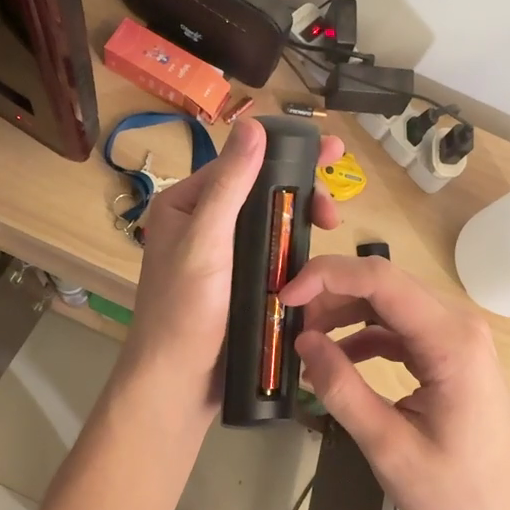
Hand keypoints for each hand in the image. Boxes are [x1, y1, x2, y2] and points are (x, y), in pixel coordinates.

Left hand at [127, 118, 341, 397]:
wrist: (176, 385)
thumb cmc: (184, 311)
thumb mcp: (205, 242)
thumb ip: (229, 186)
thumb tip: (252, 124)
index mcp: (183, 207)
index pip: (239, 166)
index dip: (285, 158)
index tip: (331, 153)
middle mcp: (199, 227)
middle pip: (258, 195)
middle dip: (299, 194)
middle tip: (333, 214)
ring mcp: (219, 260)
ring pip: (268, 228)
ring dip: (300, 226)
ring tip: (331, 235)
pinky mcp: (236, 288)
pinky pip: (271, 260)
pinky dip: (295, 255)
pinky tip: (318, 262)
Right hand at [280, 255, 509, 509]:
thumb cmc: (456, 491)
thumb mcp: (389, 447)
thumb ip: (342, 390)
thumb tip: (303, 342)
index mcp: (450, 341)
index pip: (381, 280)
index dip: (327, 277)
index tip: (284, 298)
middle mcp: (458, 325)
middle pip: (384, 284)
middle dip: (329, 295)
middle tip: (285, 325)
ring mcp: (456, 338)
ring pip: (388, 303)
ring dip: (343, 315)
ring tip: (304, 345)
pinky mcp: (449, 354)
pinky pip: (399, 328)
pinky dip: (362, 337)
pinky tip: (335, 362)